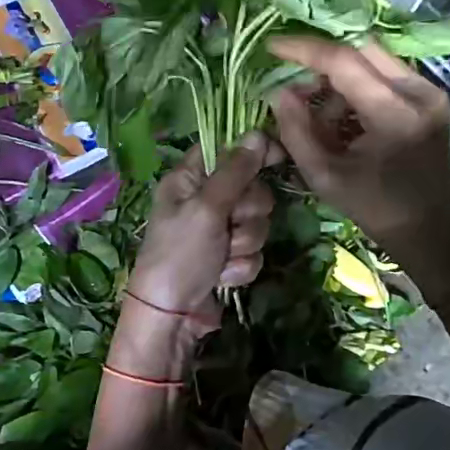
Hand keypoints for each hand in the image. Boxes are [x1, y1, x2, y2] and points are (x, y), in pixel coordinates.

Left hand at [125, 133, 278, 321]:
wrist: (171, 317)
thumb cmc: (180, 255)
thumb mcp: (207, 208)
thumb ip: (235, 171)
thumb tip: (258, 133)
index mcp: (189, 179)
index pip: (228, 150)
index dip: (253, 151)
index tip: (278, 156)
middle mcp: (204, 201)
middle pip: (251, 189)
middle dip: (247, 212)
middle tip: (230, 224)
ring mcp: (217, 231)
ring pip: (257, 223)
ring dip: (243, 243)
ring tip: (221, 257)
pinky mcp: (228, 257)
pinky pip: (253, 250)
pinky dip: (241, 265)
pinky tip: (222, 276)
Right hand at [268, 37, 449, 259]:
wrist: (431, 228)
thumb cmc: (376, 208)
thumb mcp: (326, 176)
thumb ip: (297, 131)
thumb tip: (277, 92)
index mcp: (394, 113)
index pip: (343, 61)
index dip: (304, 49)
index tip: (272, 46)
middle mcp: (418, 91)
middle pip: (361, 49)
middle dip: (322, 60)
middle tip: (295, 82)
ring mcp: (430, 91)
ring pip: (374, 59)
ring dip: (341, 77)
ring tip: (320, 114)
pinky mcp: (431, 96)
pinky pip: (387, 74)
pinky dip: (360, 86)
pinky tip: (345, 117)